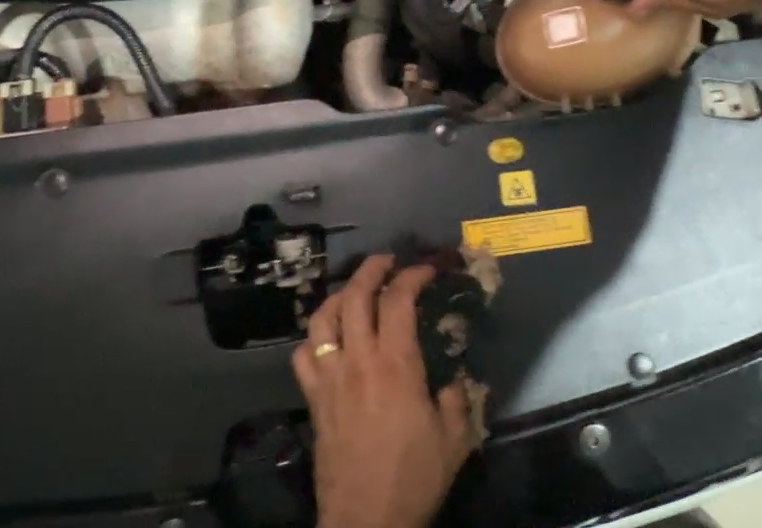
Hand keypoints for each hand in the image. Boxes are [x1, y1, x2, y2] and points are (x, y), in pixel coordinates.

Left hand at [293, 255, 477, 527]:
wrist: (366, 520)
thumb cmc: (413, 478)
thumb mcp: (455, 439)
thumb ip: (458, 399)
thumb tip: (455, 379)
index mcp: (396, 365)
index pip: (398, 300)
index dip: (413, 275)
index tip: (427, 269)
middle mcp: (358, 361)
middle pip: (354, 296)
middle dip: (371, 269)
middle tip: (388, 260)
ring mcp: (330, 378)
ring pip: (322, 318)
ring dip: (338, 294)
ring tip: (354, 289)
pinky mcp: (313, 398)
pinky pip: (304, 355)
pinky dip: (314, 336)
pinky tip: (327, 337)